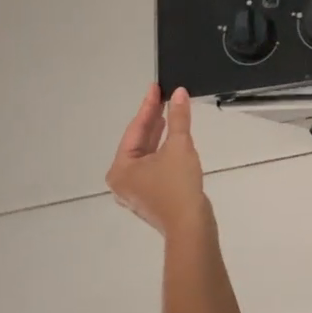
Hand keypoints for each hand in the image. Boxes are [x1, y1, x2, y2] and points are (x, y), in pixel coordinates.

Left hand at [107, 84, 206, 234]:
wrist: (190, 225)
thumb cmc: (177, 185)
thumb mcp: (178, 146)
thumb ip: (178, 118)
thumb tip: (179, 93)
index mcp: (120, 169)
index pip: (135, 130)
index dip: (148, 106)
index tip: (156, 87)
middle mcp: (122, 180)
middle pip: (138, 142)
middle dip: (152, 119)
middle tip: (164, 96)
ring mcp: (135, 190)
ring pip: (145, 153)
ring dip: (158, 133)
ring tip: (169, 111)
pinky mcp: (150, 195)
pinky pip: (152, 164)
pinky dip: (161, 149)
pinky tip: (172, 136)